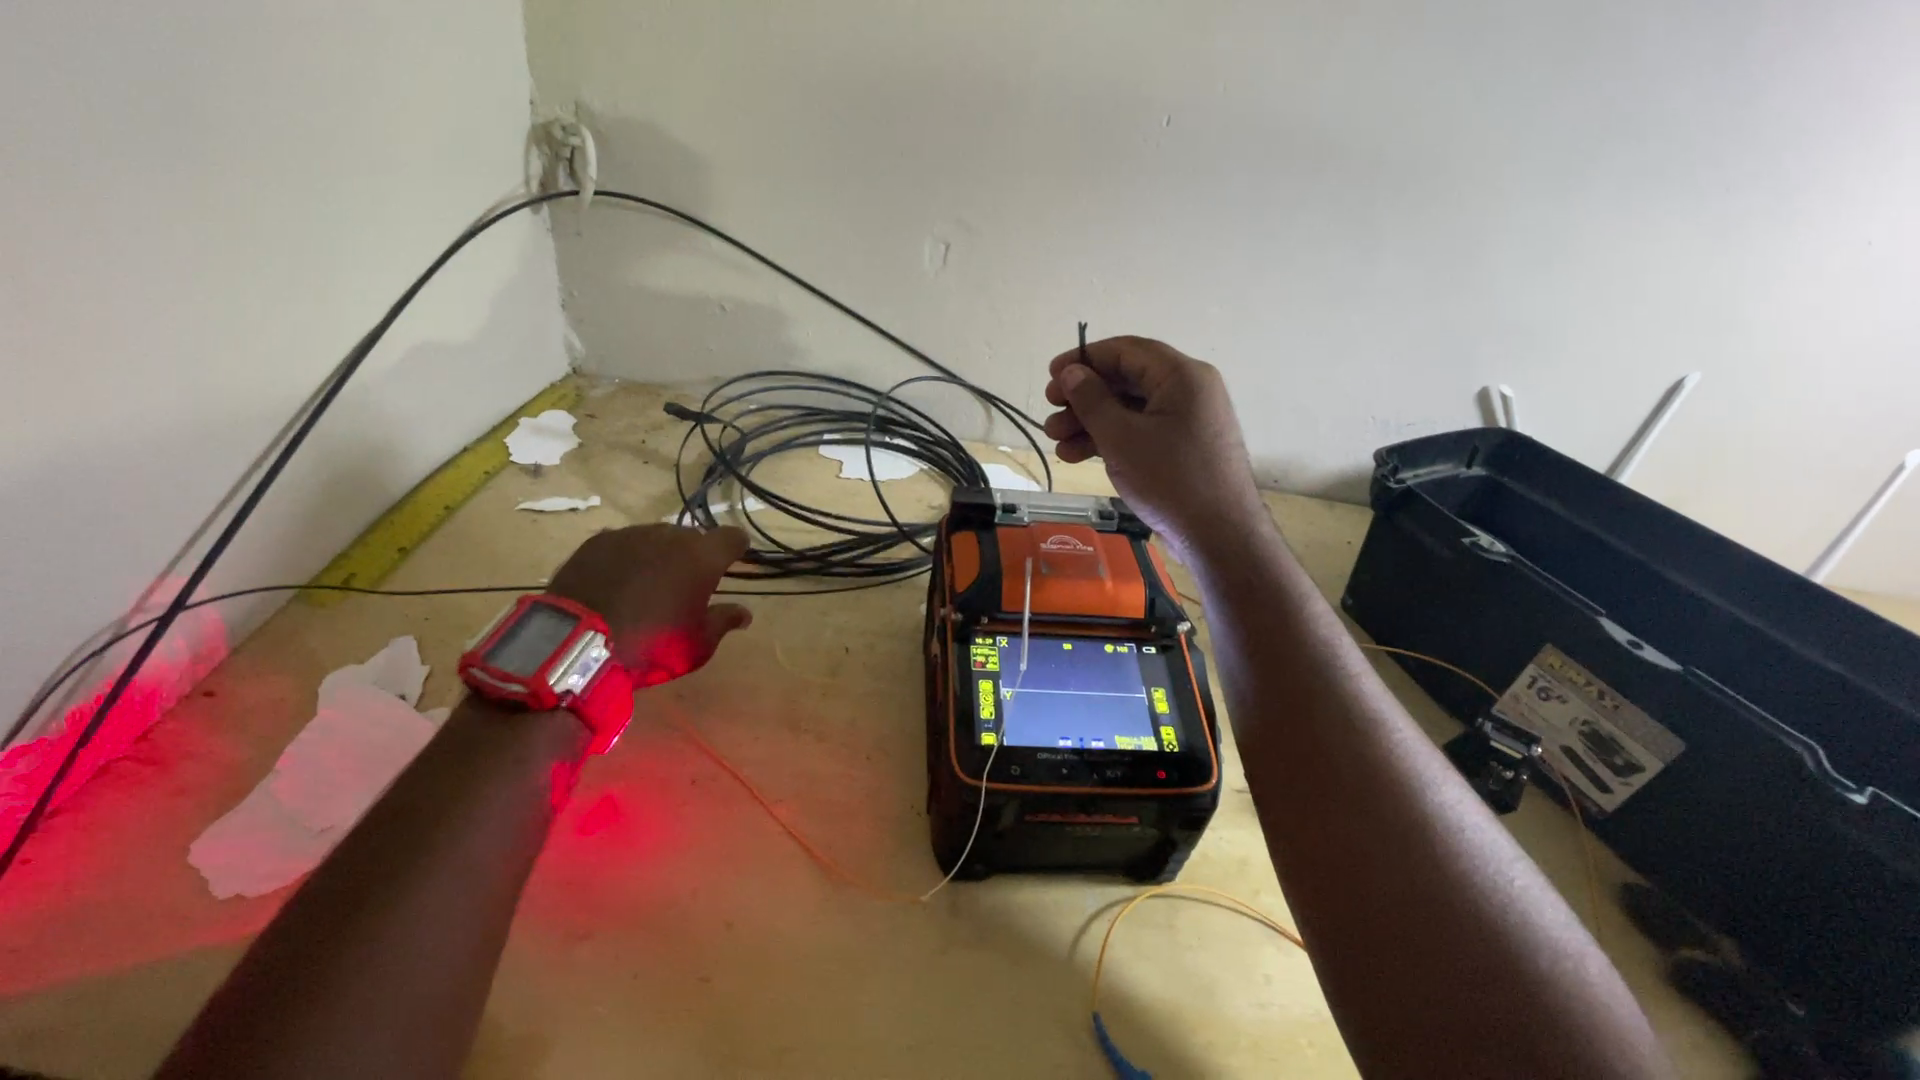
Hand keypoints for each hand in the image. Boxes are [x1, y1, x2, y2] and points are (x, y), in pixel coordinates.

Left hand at [544, 524, 752, 687]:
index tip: (733, 562)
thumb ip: (723, 621)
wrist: (577, 642)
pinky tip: (618, 582)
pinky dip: (628, 558)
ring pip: (657, 538)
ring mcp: (631, 534)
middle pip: (693, 537)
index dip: (736, 549)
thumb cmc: (650, 645)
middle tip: (687, 584)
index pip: (733, 537)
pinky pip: (624, 544)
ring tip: (649, 583)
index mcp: (702, 558)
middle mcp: (670, 536)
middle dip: (695, 556)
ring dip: (660, 555)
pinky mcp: (598, 541)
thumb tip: (744, 613)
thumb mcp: (697, 644)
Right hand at [1043, 336, 1267, 553]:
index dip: (1084, 360)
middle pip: (1126, 380)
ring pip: (1130, 409)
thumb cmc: (1170, 479)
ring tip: (1056, 442)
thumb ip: (1091, 400)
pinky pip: (1141, 431)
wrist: (1219, 534)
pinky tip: (1078, 455)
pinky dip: (1111, 439)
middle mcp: (1189, 390)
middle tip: (1051, 414)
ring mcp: (1188, 420)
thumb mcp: (1121, 437)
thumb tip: (1072, 373)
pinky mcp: (1183, 448)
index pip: (1126, 351)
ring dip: (1090, 422)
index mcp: (1182, 375)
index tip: (1051, 377)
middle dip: (1083, 398)